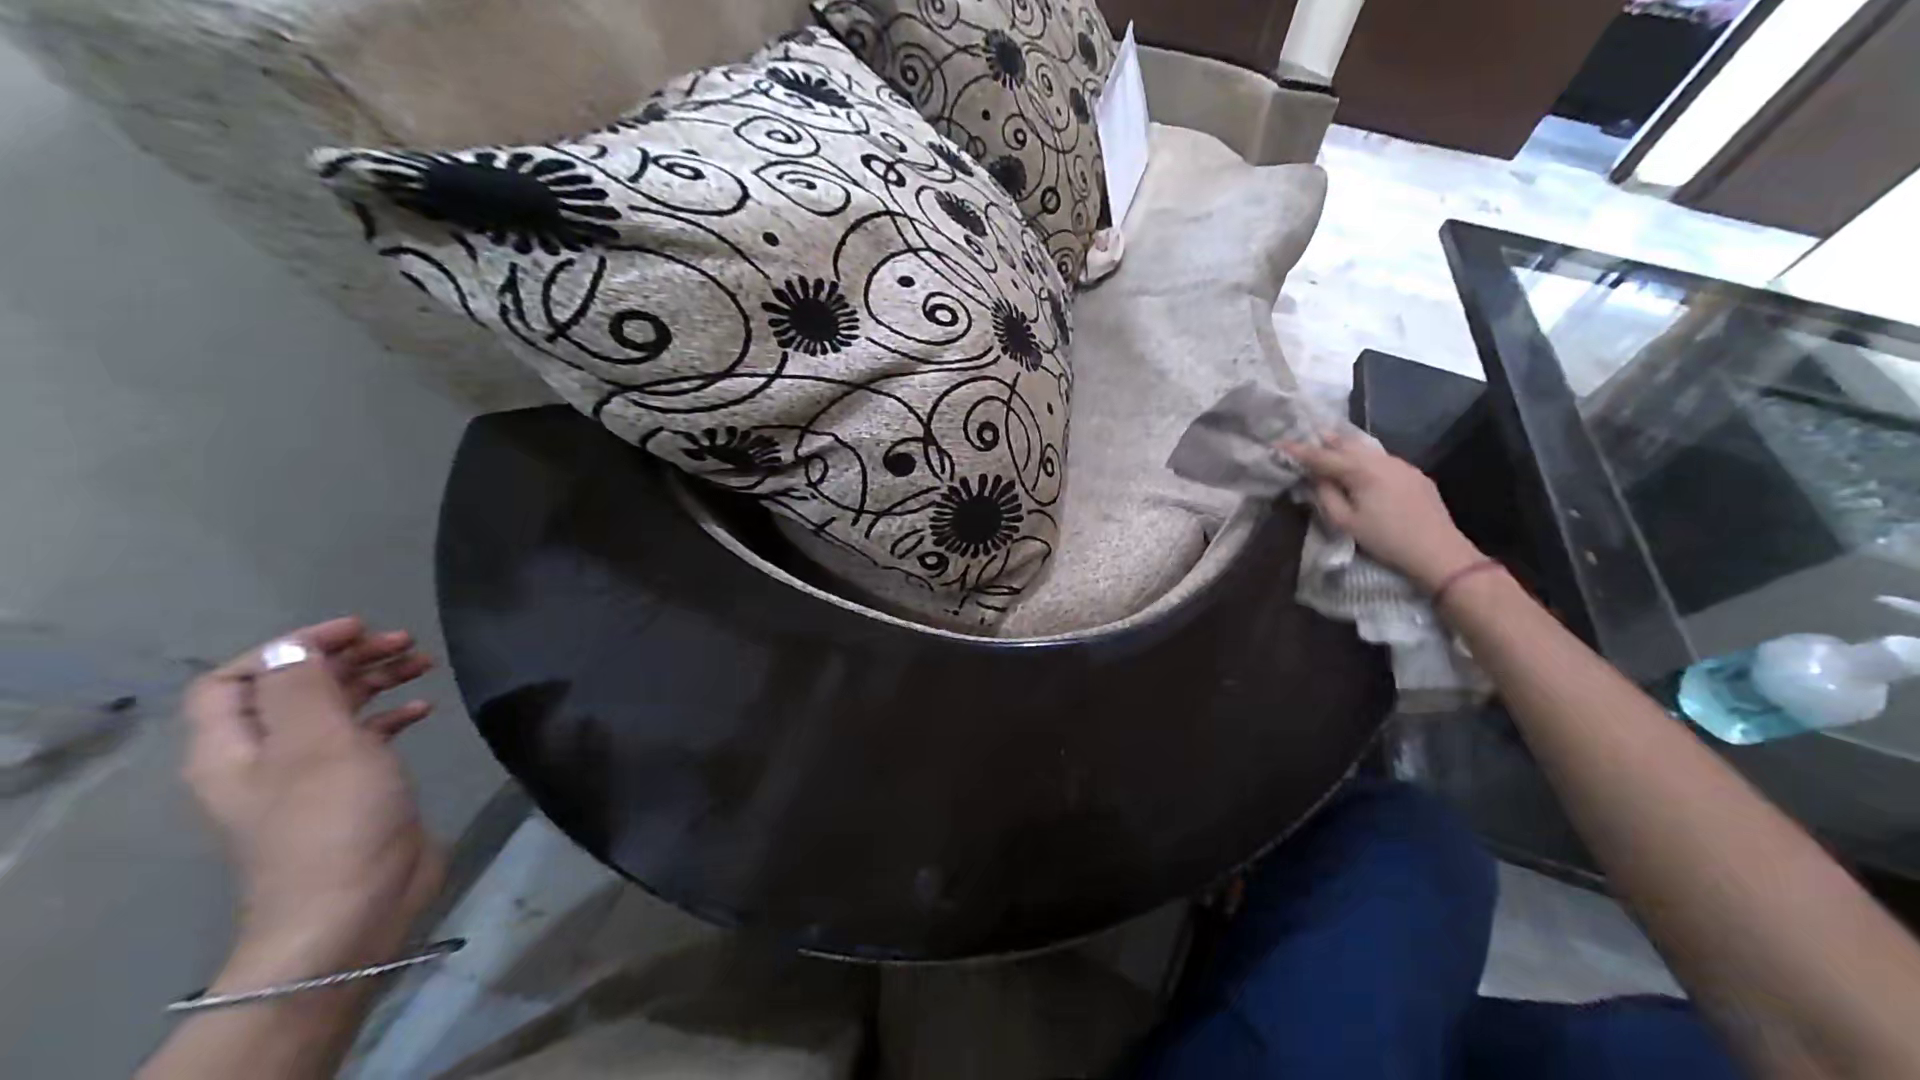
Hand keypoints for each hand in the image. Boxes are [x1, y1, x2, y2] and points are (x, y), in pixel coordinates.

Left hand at [181, 618, 443, 982]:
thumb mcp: (316, 744)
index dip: (293, 645)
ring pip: (335, 710)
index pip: (239, 677)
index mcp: (235, 747)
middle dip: (345, 658)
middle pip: (295, 689)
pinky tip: (424, 709)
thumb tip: (297, 645)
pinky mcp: (353, 791)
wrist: (358, 903)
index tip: (356, 630)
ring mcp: (309, 777)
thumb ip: (302, 687)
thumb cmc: (333, 819)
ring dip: (374, 681)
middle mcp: (264, 758)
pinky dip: (392, 716)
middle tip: (403, 641)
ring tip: (423, 663)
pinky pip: (366, 739)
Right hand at [1285, 434, 1486, 591]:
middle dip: (1323, 440)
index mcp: (1361, 470)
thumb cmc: (1385, 539)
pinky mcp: (1414, 475)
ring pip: (1366, 449)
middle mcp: (1382, 460)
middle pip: (1347, 443)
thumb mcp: (1344, 522)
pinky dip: (1364, 458)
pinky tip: (1359, 469)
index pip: (1322, 456)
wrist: (1438, 552)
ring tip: (1328, 449)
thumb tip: (1315, 478)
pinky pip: (1382, 460)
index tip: (1277, 443)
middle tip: (1303, 439)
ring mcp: (1402, 465)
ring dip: (1344, 448)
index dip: (1298, 450)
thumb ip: (1325, 495)